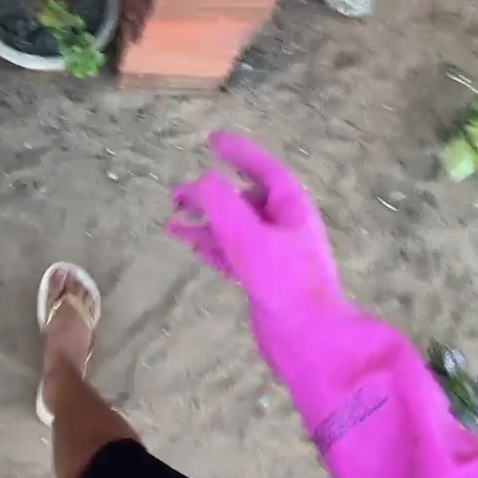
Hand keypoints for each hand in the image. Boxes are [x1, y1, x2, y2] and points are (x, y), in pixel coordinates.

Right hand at [166, 130, 344, 316]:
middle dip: (209, 194)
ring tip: (171, 223)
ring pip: (233, 228)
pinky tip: (190, 245)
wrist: (306, 337)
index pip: (262, 168)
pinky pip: (232, 252)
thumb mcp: (247, 235)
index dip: (237, 152)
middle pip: (242, 198)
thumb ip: (221, 203)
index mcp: (290, 206)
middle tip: (176, 195)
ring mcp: (273, 252)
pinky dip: (211, 246)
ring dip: (203, 223)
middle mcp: (283, 225)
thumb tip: (202, 182)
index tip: (211, 140)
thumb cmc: (282, 280)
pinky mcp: (263, 277)